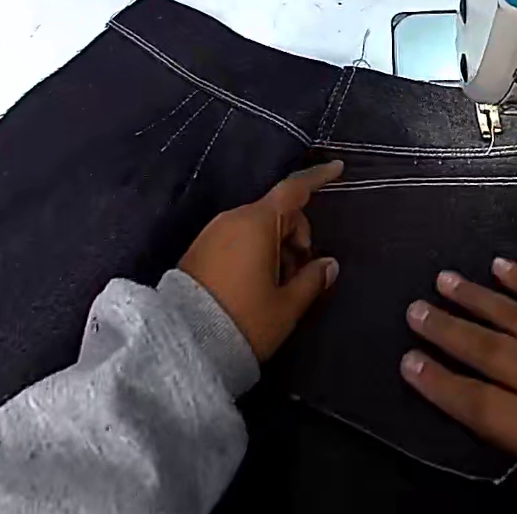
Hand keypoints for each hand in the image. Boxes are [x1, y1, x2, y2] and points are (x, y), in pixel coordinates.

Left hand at [179, 160, 343, 360]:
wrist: (179, 349)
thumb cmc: (243, 320)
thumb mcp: (286, 306)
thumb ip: (312, 279)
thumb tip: (329, 264)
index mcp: (257, 222)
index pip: (294, 189)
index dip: (318, 177)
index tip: (338, 167)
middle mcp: (233, 218)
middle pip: (278, 213)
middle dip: (296, 236)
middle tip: (300, 275)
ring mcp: (212, 233)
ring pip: (257, 227)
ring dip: (275, 247)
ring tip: (276, 288)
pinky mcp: (198, 250)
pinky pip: (237, 238)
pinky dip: (254, 251)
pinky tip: (254, 286)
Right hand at [401, 258, 516, 513]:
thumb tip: (500, 440)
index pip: (478, 403)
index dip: (439, 384)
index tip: (409, 364)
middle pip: (489, 350)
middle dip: (447, 330)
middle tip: (415, 311)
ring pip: (516, 316)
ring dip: (477, 296)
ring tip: (445, 280)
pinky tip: (502, 265)